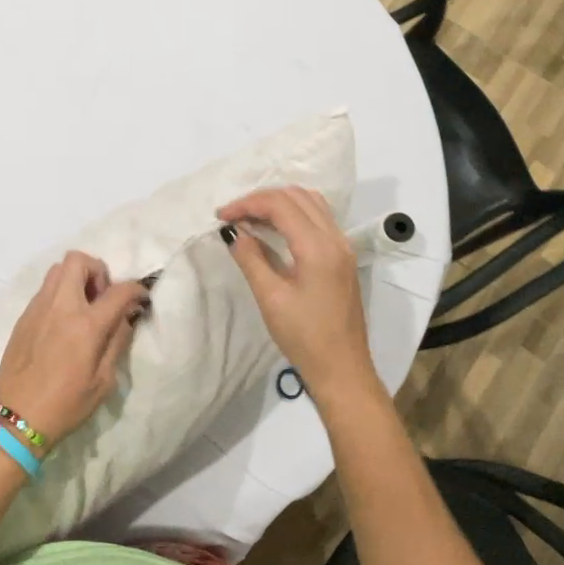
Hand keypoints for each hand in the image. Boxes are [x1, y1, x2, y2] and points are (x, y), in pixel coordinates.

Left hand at [0, 251, 148, 447]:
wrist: (16, 417)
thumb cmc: (65, 405)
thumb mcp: (103, 381)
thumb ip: (117, 342)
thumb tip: (126, 317)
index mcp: (85, 324)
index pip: (118, 290)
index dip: (136, 289)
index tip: (141, 298)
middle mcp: (60, 306)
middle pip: (79, 260)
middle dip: (98, 271)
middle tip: (102, 299)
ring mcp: (38, 307)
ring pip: (58, 269)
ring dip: (76, 279)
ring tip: (84, 308)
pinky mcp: (23, 316)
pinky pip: (45, 289)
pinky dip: (60, 293)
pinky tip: (63, 323)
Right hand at [218, 186, 379, 403]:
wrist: (342, 367)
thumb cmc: (304, 336)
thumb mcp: (270, 298)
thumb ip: (251, 259)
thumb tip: (234, 233)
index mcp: (318, 247)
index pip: (280, 205)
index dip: (247, 204)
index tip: (221, 217)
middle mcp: (335, 239)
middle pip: (296, 197)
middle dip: (261, 199)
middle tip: (233, 217)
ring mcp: (343, 247)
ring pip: (310, 203)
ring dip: (278, 204)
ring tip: (250, 220)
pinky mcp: (342, 257)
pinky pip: (317, 219)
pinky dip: (293, 215)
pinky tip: (272, 231)